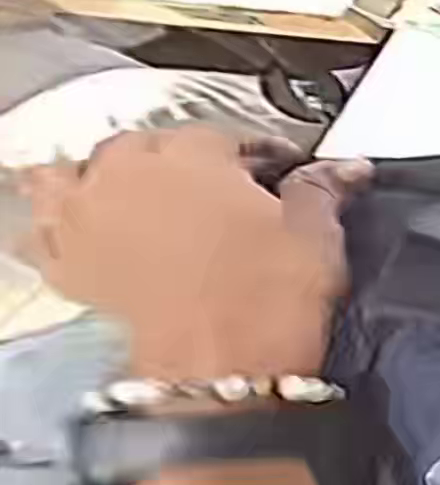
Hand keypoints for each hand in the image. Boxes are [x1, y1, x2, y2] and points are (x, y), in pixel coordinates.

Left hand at [21, 126, 370, 378]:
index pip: (224, 135)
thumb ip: (325, 189)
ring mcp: (80, 217)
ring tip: (144, 192)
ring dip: (105, 175)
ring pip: (70, 173)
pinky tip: (99, 231)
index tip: (289, 164)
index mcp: (189, 160)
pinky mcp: (65, 261)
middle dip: (185, 156)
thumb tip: (348, 166)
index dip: (262, 148)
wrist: (227, 350)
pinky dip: (69, 222)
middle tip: (227, 181)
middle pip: (143, 144)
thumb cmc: (274, 284)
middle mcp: (121, 175)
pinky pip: (46, 227)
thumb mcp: (318, 229)